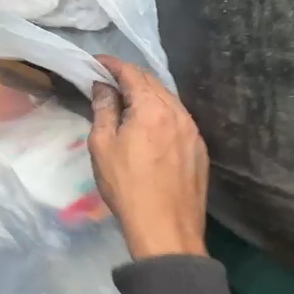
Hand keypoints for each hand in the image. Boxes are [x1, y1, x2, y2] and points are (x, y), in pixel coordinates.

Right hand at [88, 54, 209, 259]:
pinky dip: (160, 110)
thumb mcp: (103, 144)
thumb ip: (103, 108)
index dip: (111, 64)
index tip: (94, 62)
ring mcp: (193, 132)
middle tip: (106, 79)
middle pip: (152, 82)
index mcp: (152, 108)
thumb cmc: (127, 185)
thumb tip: (103, 85)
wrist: (167, 231)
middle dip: (128, 76)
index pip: (131, 72)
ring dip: (146, 93)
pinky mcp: (199, 150)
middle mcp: (177, 113)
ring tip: (126, 99)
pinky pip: (178, 117)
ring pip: (168, 98)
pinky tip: (148, 122)